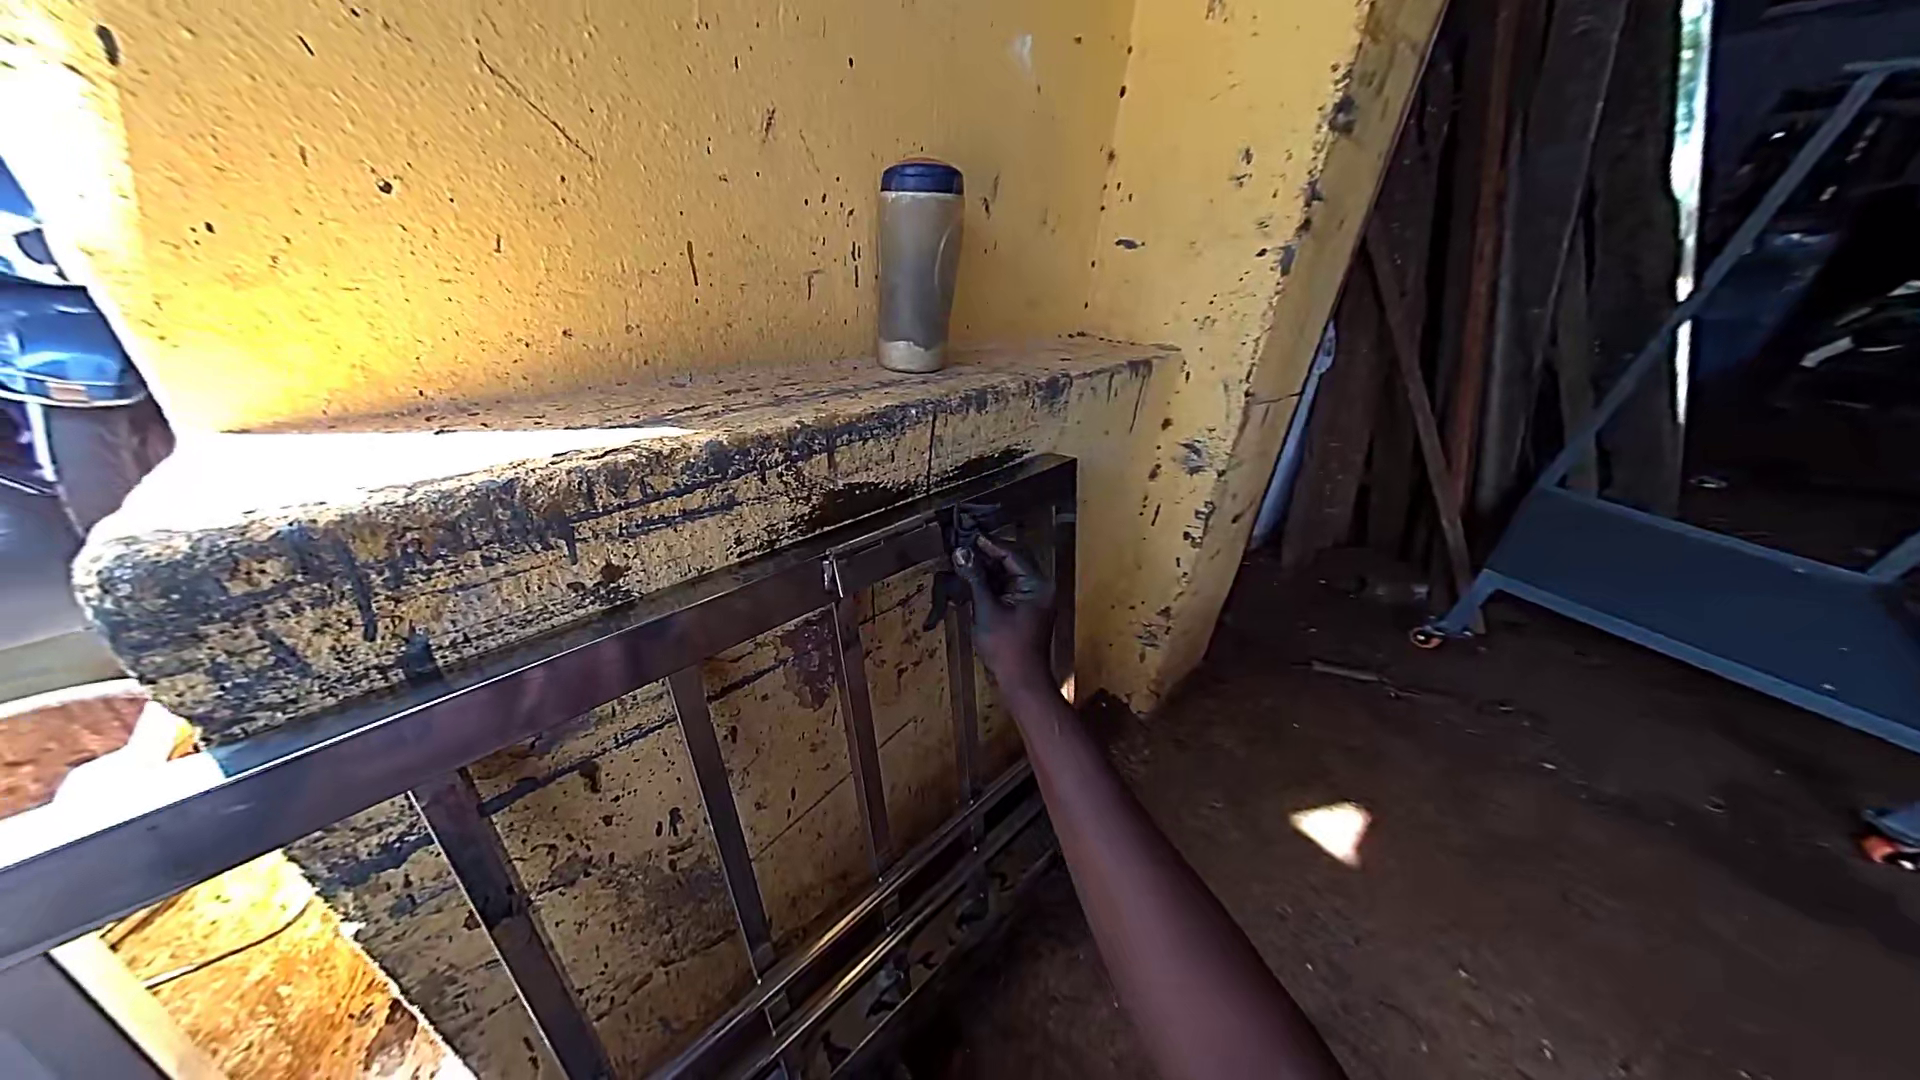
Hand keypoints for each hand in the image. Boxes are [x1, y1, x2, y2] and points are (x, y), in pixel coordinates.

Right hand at [951, 534, 1055, 692]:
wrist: (1021, 680)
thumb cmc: (1006, 648)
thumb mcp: (987, 609)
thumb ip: (975, 578)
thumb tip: (961, 552)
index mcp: (1037, 584)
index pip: (1013, 554)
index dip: (989, 544)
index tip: (969, 537)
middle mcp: (1040, 587)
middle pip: (1013, 561)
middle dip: (988, 556)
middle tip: (964, 549)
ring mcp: (1034, 598)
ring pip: (1009, 574)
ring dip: (988, 570)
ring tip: (964, 563)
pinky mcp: (1026, 609)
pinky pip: (1008, 587)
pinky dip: (991, 584)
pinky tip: (973, 582)